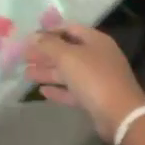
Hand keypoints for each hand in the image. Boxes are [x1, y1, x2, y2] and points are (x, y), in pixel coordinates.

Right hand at [25, 25, 144, 143]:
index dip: (49, 32)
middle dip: (45, 54)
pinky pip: (72, 90)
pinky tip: (42, 91)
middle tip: (24, 58)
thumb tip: (32, 36)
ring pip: (68, 72)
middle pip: (67, 51)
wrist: (120, 114)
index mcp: (95, 41)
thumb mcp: (68, 56)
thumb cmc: (94, 78)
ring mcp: (97, 78)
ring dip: (48, 72)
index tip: (29, 38)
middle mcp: (97, 56)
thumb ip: (48, 45)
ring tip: (26, 74)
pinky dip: (58, 89)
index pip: (69, 29)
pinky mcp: (95, 98)